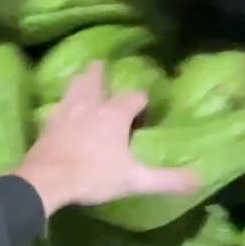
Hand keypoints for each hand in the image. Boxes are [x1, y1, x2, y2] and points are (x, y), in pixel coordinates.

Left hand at [10, 63, 198, 215]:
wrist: (45, 180)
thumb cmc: (92, 176)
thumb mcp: (134, 180)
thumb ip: (166, 178)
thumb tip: (199, 178)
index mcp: (113, 115)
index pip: (133, 97)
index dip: (141, 101)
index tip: (144, 110)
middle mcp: (88, 106)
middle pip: (94, 79)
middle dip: (100, 72)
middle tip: (101, 64)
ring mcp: (64, 112)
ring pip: (72, 86)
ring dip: (79, 81)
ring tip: (83, 80)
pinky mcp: (47, 124)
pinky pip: (57, 106)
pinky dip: (63, 103)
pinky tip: (62, 109)